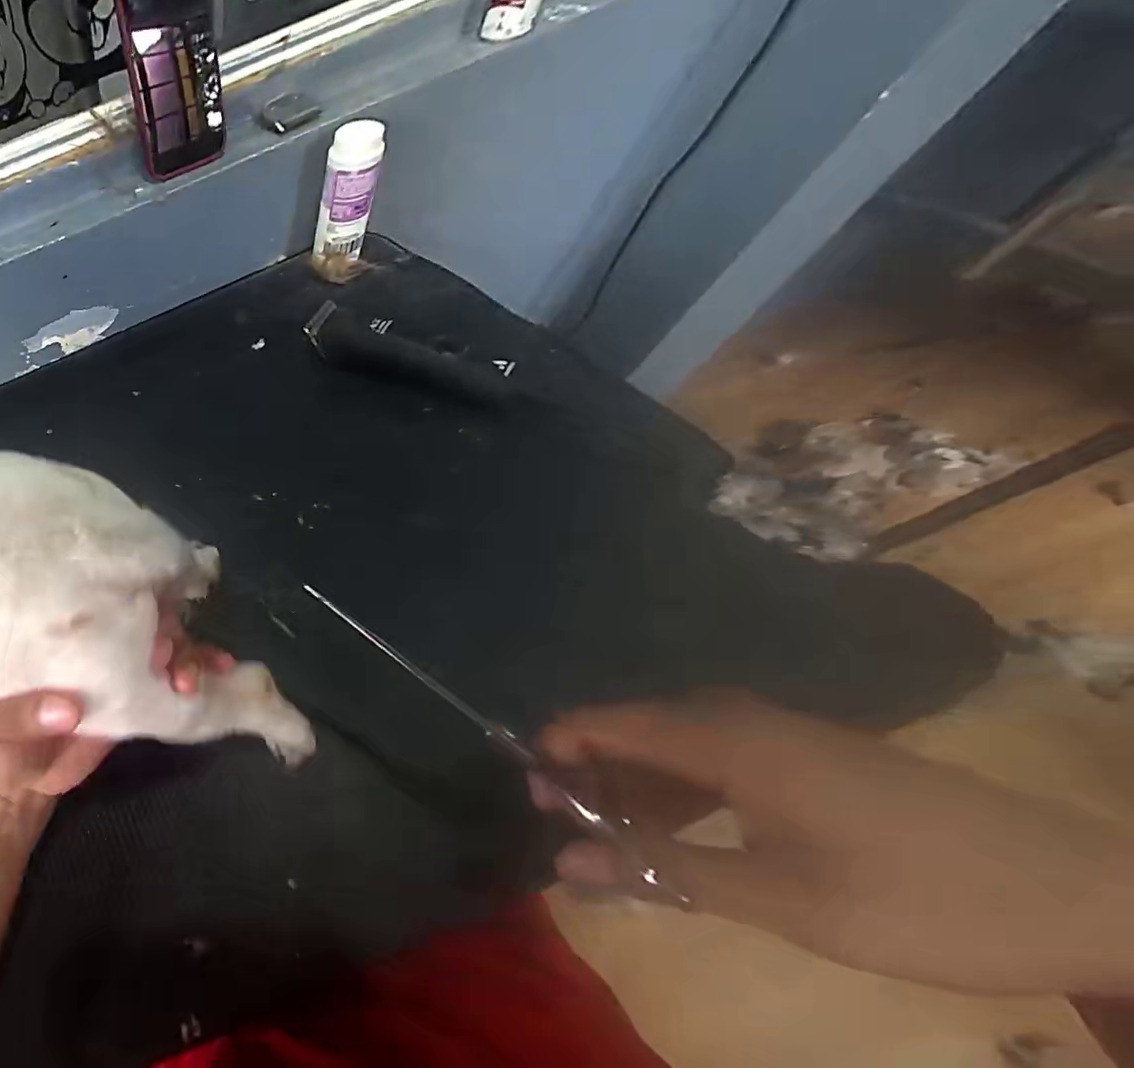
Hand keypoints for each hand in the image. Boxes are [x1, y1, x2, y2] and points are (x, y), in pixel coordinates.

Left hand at [0, 608, 230, 808]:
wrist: (16, 779)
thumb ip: (11, 715)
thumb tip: (68, 708)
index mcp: (45, 621)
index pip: (83, 585)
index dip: (113, 586)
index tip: (134, 603)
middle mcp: (87, 628)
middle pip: (136, 606)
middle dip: (161, 623)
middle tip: (164, 656)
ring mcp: (118, 656)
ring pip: (164, 635)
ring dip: (186, 649)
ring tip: (188, 677)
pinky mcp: (140, 688)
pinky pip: (175, 671)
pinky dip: (201, 665)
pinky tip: (221, 668)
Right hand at [534, 688, 1133, 994]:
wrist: (1088, 892)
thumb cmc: (918, 894)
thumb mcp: (781, 897)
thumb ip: (663, 870)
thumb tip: (565, 861)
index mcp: (723, 737)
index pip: (603, 721)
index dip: (557, 752)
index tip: (537, 799)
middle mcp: (736, 717)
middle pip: (629, 728)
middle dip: (591, 775)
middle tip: (576, 831)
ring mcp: (773, 730)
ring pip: (669, 742)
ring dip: (635, 786)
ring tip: (622, 839)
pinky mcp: (800, 751)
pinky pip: (709, 754)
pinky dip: (679, 789)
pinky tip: (683, 832)